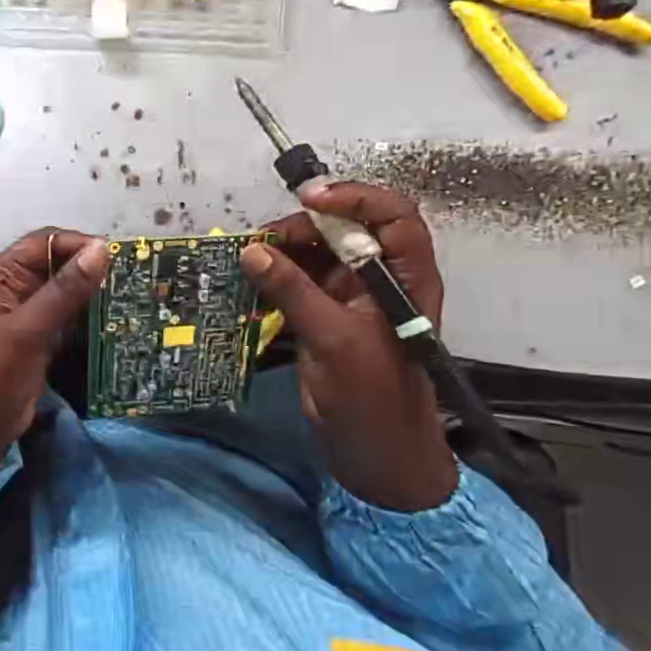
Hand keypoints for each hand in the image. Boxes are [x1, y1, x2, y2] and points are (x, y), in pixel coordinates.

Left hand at [0, 229, 109, 491]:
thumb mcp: (27, 331)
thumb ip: (64, 291)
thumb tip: (102, 249)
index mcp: (0, 275)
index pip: (44, 242)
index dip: (79, 244)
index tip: (119, 257)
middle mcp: (13, 287)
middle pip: (59, 263)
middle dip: (92, 268)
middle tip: (135, 277)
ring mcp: (28, 314)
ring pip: (67, 291)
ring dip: (95, 293)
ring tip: (135, 296)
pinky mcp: (40, 339)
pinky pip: (69, 317)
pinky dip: (90, 317)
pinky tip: (118, 320)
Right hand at [242, 182, 455, 510]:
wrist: (375, 452)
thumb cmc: (372, 397)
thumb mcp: (333, 339)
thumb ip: (292, 291)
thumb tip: (252, 251)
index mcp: (403, 277)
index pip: (391, 215)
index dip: (354, 198)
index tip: (308, 199)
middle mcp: (377, 278)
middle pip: (341, 230)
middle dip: (300, 229)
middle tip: (261, 245)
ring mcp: (347, 298)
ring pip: (312, 255)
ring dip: (278, 255)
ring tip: (246, 265)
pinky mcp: (321, 317)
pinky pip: (293, 284)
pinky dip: (269, 281)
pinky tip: (248, 287)